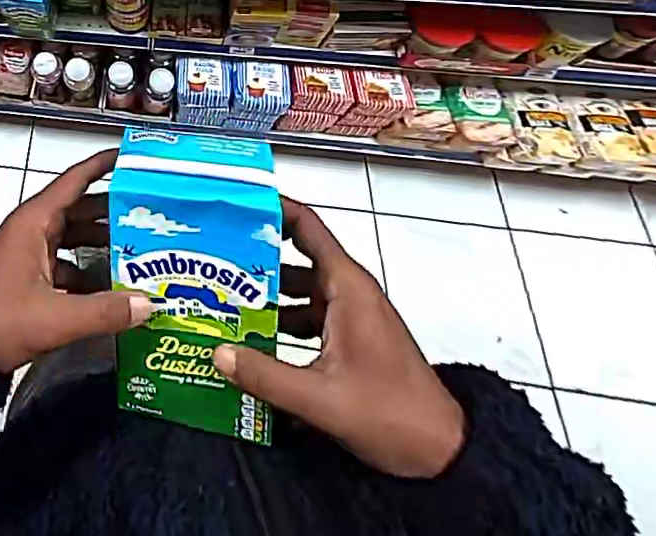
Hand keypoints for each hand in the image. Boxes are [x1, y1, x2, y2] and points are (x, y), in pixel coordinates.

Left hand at [0, 149, 153, 373]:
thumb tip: (150, 304)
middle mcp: (33, 229)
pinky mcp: (26, 275)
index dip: (105, 164)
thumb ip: (104, 311)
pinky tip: (112, 286)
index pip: (76, 179)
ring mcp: (28, 252)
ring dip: (103, 240)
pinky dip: (88, 268)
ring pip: (74, 236)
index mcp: (36, 221)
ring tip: (140, 247)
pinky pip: (65, 261)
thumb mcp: (53, 317)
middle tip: (152, 210)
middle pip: (81, 208)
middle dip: (115, 208)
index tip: (134, 156)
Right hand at [213, 199, 465, 478]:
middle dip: (256, 258)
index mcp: (347, 286)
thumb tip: (221, 355)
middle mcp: (348, 291)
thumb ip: (267, 377)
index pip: (307, 226)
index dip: (274, 209)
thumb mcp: (322, 397)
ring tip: (225, 302)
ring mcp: (349, 314)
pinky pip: (307, 317)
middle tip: (216, 260)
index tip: (239, 205)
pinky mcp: (348, 337)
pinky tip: (254, 343)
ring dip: (266, 296)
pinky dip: (281, 323)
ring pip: (298, 291)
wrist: (439, 450)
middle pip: (295, 258)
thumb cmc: (396, 414)